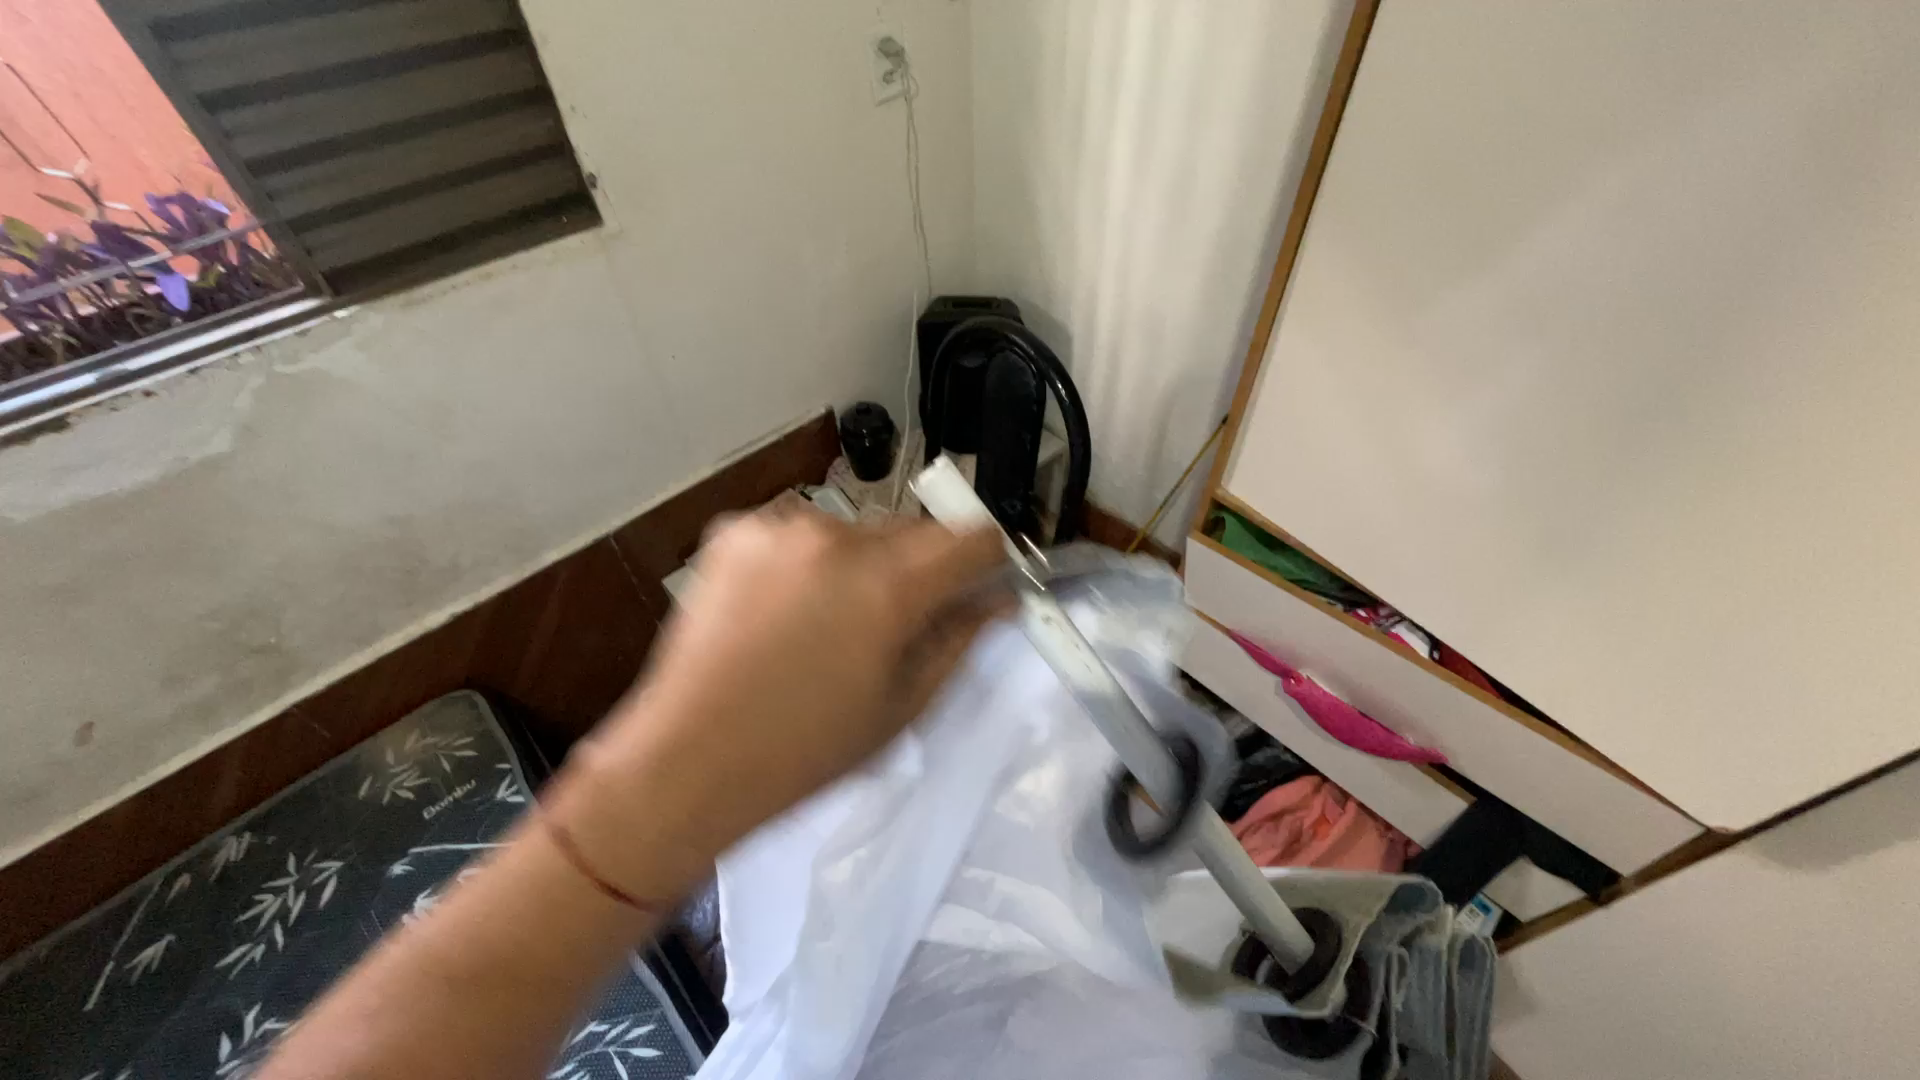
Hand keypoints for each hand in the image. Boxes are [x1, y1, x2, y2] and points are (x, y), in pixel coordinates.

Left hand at [552, 502, 1011, 897]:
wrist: (687, 760)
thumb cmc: (807, 751)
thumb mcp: (902, 706)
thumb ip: (958, 639)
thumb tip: (999, 599)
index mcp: (889, 585)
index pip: (973, 537)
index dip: (985, 562)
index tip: (975, 590)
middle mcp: (838, 537)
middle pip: (914, 529)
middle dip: (921, 567)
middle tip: (895, 622)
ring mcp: (779, 527)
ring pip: (855, 529)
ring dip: (862, 562)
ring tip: (828, 620)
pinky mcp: (734, 530)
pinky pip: (799, 532)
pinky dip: (807, 560)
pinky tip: (783, 608)